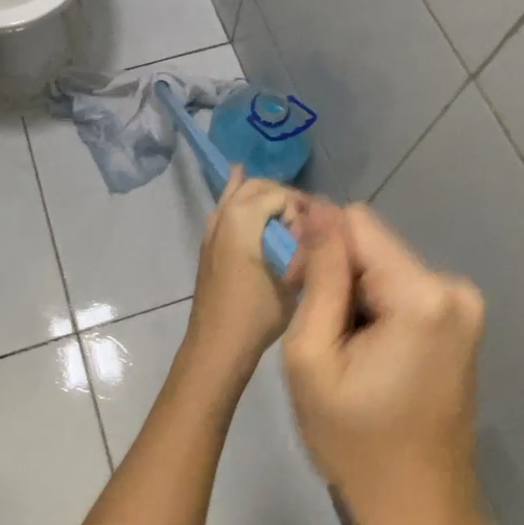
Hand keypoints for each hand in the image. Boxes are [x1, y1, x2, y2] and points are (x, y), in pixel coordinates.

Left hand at [184, 167, 302, 373]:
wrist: (217, 345)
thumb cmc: (257, 316)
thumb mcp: (291, 283)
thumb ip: (302, 249)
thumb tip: (315, 230)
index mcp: (242, 221)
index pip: (278, 195)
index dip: (299, 208)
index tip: (311, 233)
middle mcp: (223, 215)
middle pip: (256, 186)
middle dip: (283, 196)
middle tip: (305, 221)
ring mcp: (211, 227)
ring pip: (237, 192)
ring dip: (262, 194)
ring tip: (286, 208)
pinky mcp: (208, 241)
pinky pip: (225, 206)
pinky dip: (237, 195)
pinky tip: (240, 179)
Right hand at [282, 202, 488, 524]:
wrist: (416, 509)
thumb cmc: (355, 441)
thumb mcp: (311, 358)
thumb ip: (319, 277)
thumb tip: (316, 209)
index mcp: (422, 296)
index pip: (354, 223)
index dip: (316, 247)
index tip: (296, 290)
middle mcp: (453, 289)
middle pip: (370, 244)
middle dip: (334, 272)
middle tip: (313, 327)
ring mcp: (462, 305)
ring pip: (382, 264)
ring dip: (351, 291)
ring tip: (337, 344)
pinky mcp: (459, 320)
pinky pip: (400, 285)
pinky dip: (373, 306)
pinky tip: (362, 348)